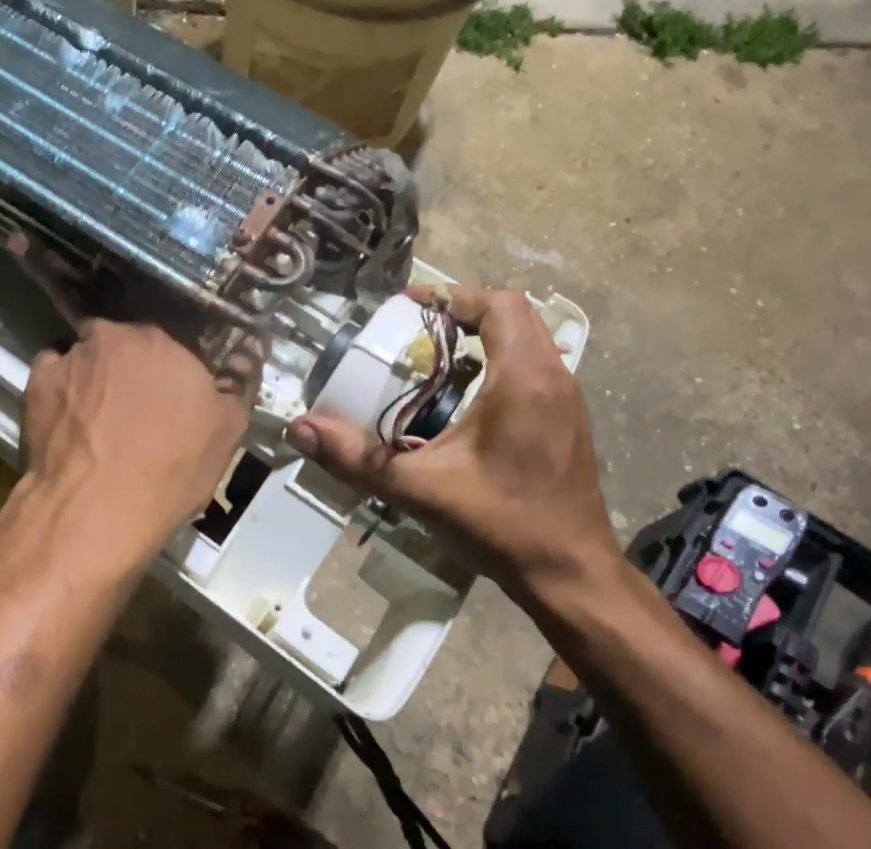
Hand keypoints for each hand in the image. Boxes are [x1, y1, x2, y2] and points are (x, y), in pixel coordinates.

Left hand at [12, 320, 258, 569]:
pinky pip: (53, 373)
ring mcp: (70, 355)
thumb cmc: (170, 469)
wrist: (93, 509)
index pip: (172, 335)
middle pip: (125, 341)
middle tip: (136, 405)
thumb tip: (254, 344)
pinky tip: (69, 420)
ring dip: (95, 375)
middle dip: (131, 365)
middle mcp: (114, 335)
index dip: (172, 363)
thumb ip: (241, 380)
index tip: (172, 388)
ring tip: (98, 417)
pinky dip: (61, 388)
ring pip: (87, 355)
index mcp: (163, 339)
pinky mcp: (36, 380)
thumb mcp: (227, 430)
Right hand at [285, 286, 617, 603]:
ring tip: (433, 361)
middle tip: (416, 330)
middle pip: (515, 316)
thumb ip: (355, 458)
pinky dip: (499, 366)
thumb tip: (299, 430)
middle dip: (465, 313)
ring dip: (483, 340)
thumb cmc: (500, 523)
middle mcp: (554, 380)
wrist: (570, 576)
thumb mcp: (418, 488)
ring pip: (528, 344)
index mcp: (524, 380)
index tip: (409, 304)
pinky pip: (535, 371)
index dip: (453, 294)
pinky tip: (463, 403)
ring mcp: (567, 403)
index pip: (498, 306)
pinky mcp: (569, 425)